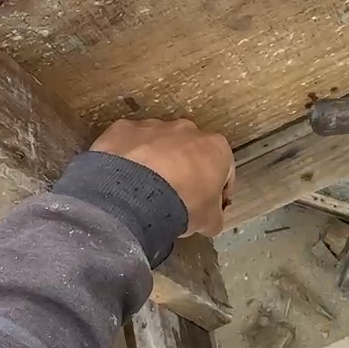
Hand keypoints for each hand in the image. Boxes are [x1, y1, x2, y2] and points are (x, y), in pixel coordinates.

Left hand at [90, 118, 234, 235]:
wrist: (135, 196)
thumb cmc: (181, 203)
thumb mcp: (210, 221)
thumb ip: (214, 216)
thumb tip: (210, 220)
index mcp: (216, 148)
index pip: (224, 170)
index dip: (217, 190)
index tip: (207, 205)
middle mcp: (187, 130)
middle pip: (190, 151)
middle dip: (185, 171)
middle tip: (176, 198)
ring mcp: (154, 126)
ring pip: (158, 144)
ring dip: (156, 163)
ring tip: (146, 191)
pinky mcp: (124, 129)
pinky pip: (129, 143)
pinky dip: (128, 158)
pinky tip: (124, 180)